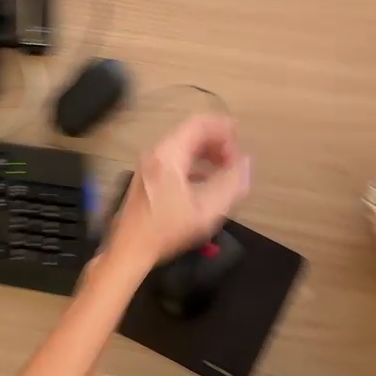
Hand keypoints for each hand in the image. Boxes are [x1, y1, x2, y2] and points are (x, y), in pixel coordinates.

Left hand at [108, 114, 250, 266]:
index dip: (223, 127)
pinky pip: (174, 160)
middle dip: (217, 142)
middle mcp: (156, 153)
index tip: (241, 139)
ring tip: (224, 170)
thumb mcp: (207, 210)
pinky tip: (205, 182)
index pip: (199, 124)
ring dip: (206, 153)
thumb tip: (245, 163)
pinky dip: (194, 164)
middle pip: (191, 133)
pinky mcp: (146, 178)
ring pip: (183, 147)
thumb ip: (231, 184)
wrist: (129, 251)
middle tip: (235, 160)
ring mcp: (148, 165)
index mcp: (169, 154)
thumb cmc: (168, 229)